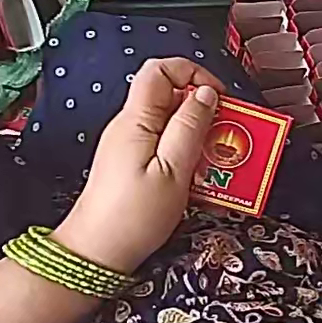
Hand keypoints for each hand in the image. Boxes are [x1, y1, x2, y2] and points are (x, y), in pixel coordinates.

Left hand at [54, 57, 225, 271]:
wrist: (96, 254)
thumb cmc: (133, 217)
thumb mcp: (174, 171)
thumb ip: (191, 126)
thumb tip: (206, 93)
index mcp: (137, 120)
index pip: (161, 69)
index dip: (194, 74)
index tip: (219, 98)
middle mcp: (130, 125)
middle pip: (170, 94)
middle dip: (203, 109)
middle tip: (224, 133)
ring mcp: (129, 143)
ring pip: (170, 120)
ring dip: (197, 134)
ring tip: (215, 159)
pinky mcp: (132, 162)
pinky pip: (163, 143)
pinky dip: (185, 152)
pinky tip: (197, 175)